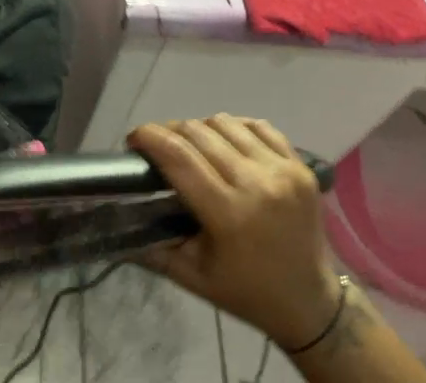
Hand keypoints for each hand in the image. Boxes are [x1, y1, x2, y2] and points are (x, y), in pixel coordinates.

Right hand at [128, 116, 341, 350]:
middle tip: (159, 146)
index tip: (132, 138)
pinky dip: (236, 128)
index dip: (149, 137)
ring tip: (193, 147)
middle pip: (198, 133)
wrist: (311, 302)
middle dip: (169, 132)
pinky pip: (258, 126)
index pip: (179, 156)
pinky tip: (227, 145)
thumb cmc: (245, 292)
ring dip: (201, 129)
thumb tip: (114, 217)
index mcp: (229, 215)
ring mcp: (283, 171)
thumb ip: (151, 246)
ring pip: (226, 123)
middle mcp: (258, 184)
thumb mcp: (192, 277)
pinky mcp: (301, 165)